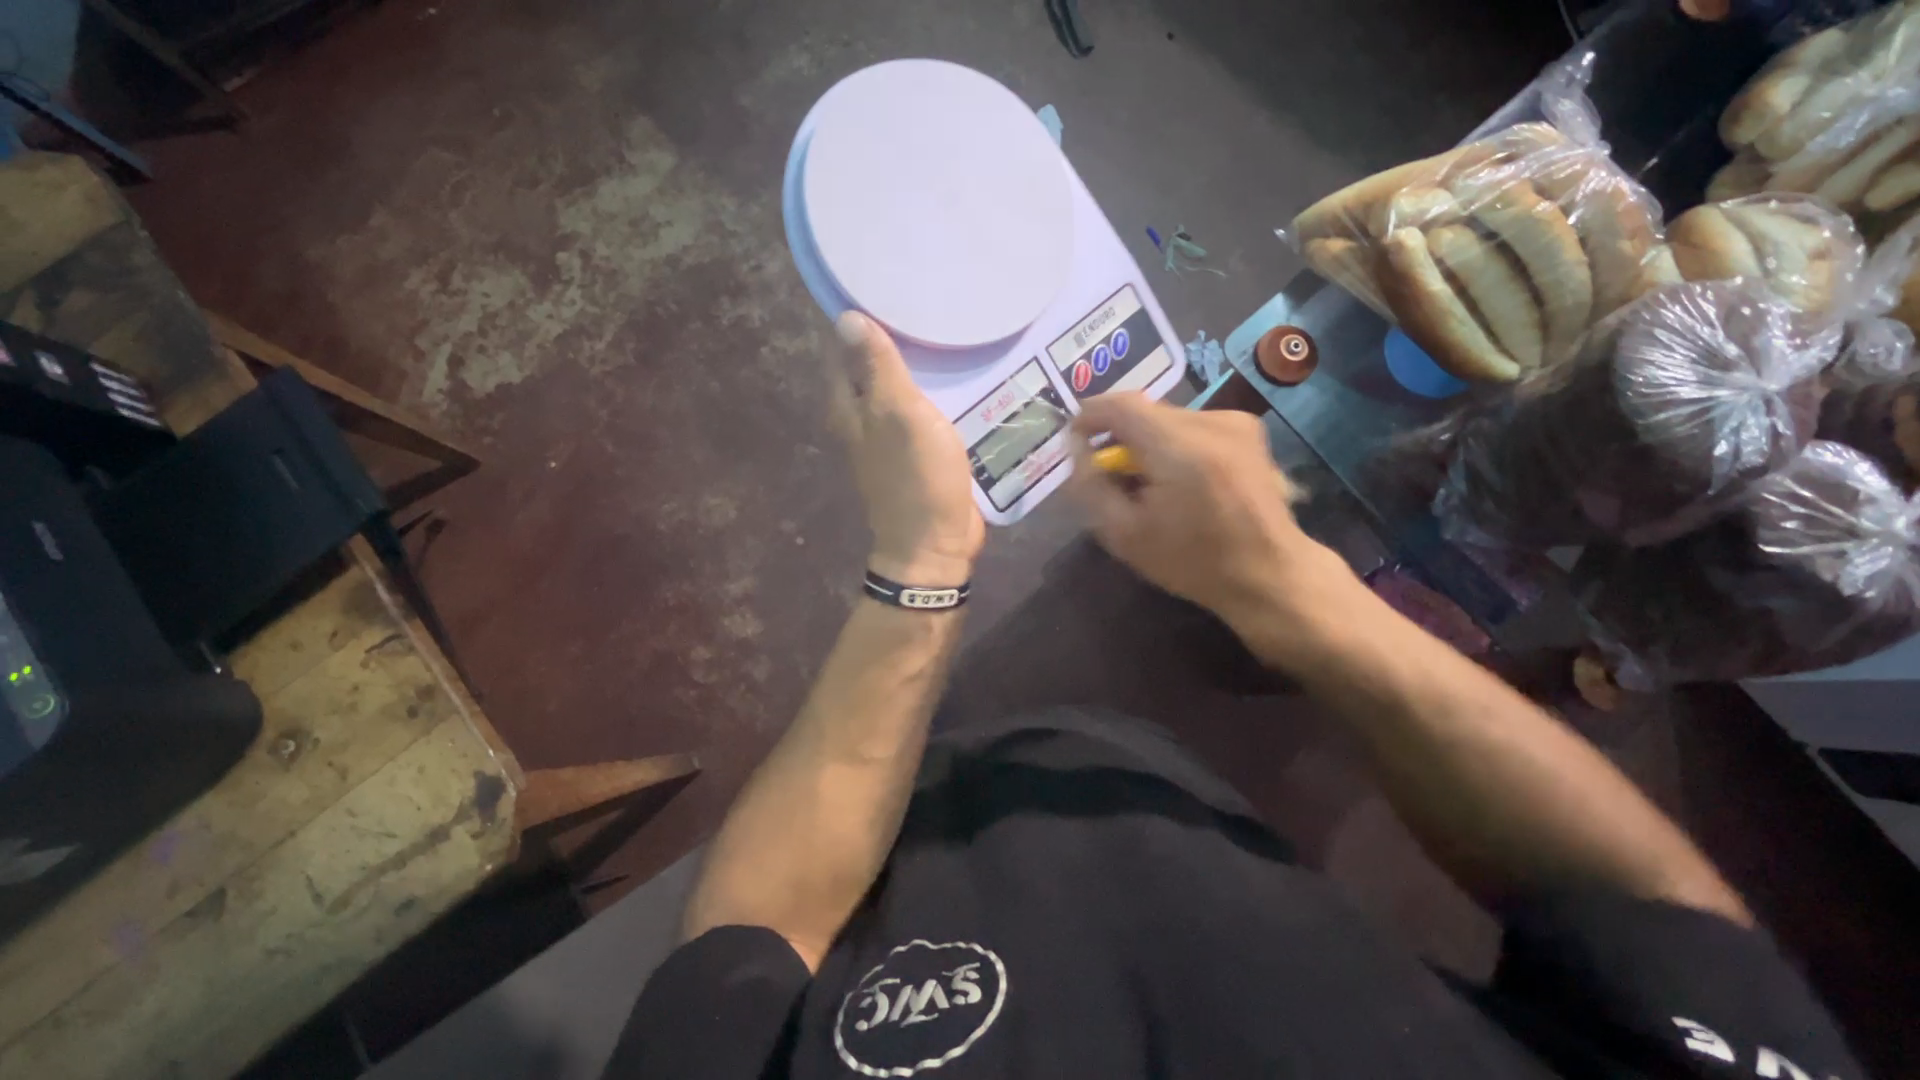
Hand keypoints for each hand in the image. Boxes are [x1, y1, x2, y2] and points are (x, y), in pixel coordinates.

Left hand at [827, 312, 985, 585]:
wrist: (937, 544)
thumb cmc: (916, 479)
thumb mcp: (899, 416)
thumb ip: (878, 368)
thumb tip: (845, 317)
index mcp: (848, 407)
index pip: (841, 347)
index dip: (856, 315)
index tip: (881, 278)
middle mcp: (863, 417)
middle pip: (872, 364)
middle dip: (894, 332)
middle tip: (925, 290)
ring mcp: (892, 434)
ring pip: (901, 384)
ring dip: (919, 359)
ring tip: (948, 319)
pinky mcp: (920, 447)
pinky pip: (925, 406)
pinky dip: (937, 386)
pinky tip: (962, 367)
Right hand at [1066, 394, 1356, 642]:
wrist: (1269, 574)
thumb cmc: (1193, 562)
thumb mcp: (1125, 535)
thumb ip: (1091, 486)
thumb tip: (1077, 448)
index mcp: (1180, 448)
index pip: (1120, 404)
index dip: (1089, 416)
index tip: (1076, 441)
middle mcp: (1211, 422)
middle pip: (1145, 412)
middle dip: (1120, 438)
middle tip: (1111, 476)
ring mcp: (1235, 422)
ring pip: (1168, 419)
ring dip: (1148, 443)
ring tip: (1147, 484)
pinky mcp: (1248, 429)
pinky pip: (1193, 426)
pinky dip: (1175, 445)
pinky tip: (1180, 481)